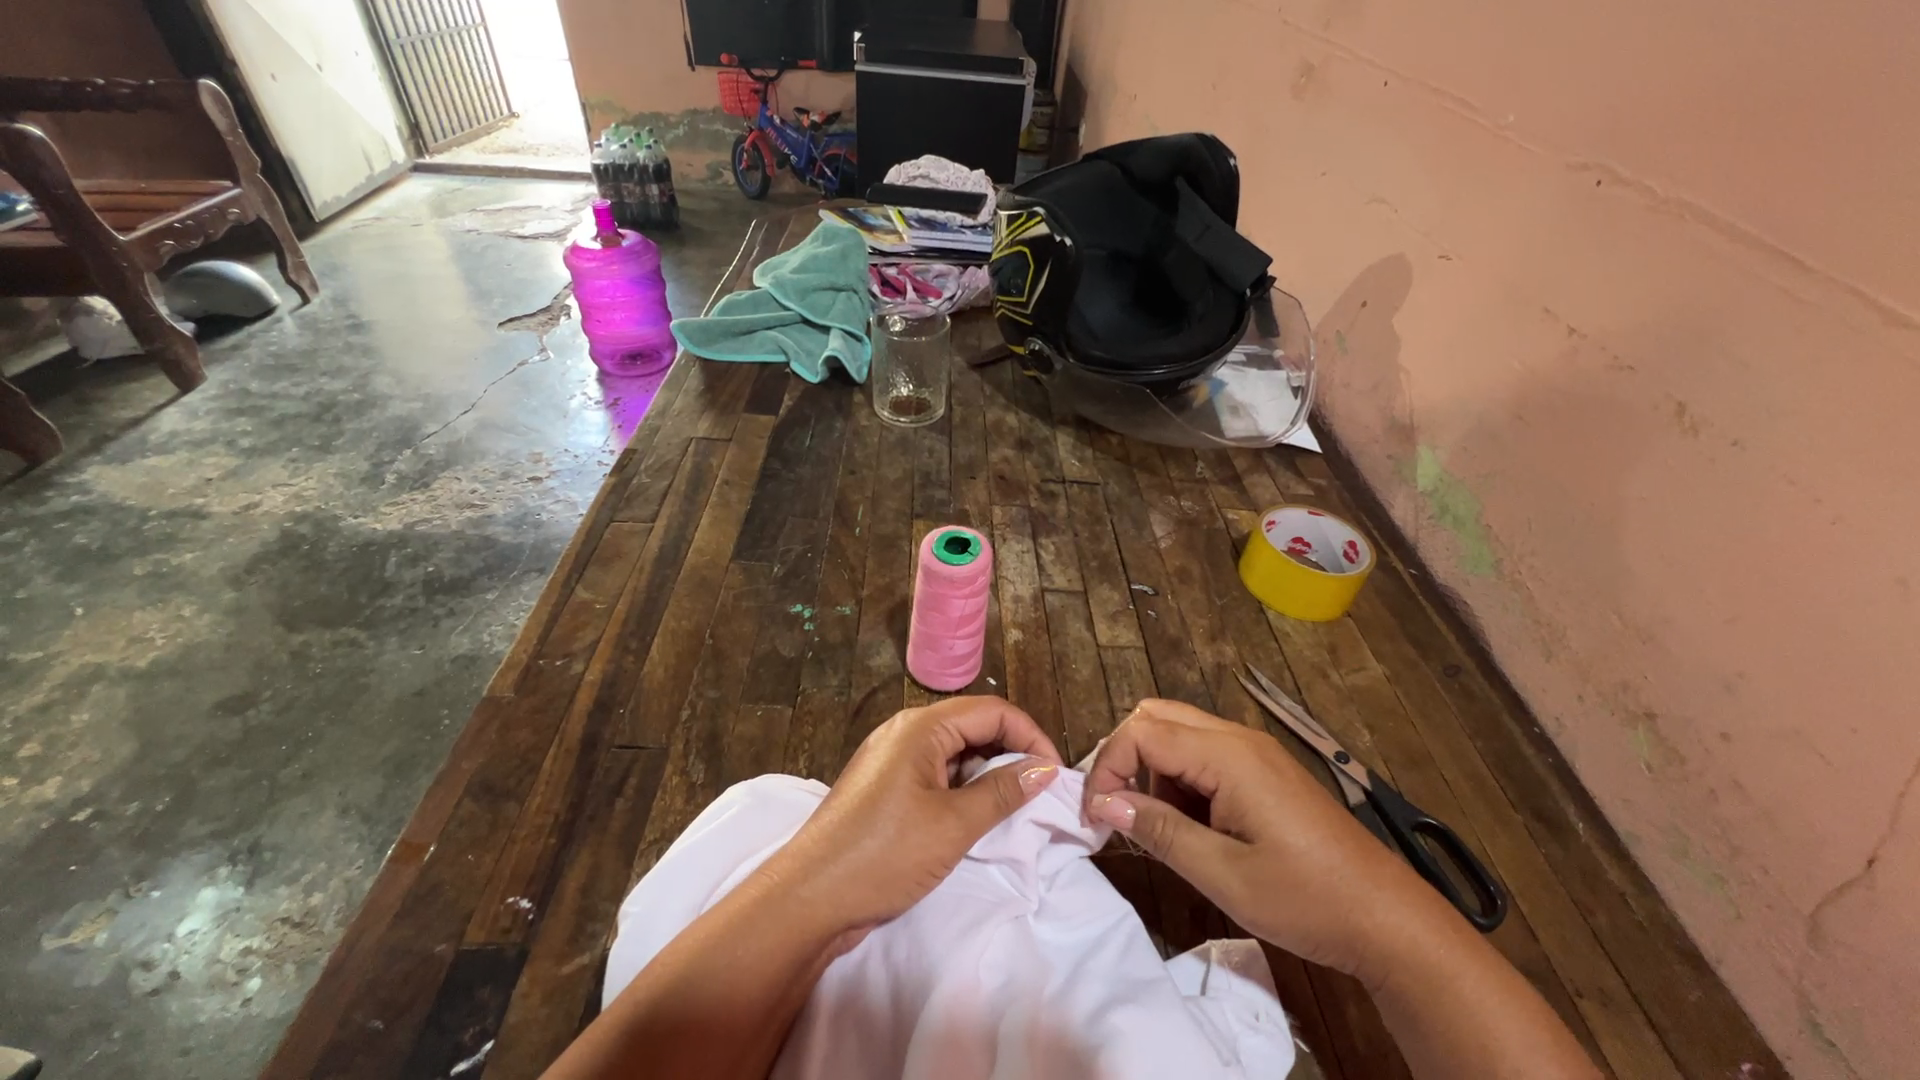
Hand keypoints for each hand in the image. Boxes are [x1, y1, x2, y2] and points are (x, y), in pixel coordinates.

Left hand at [754, 696, 1063, 936]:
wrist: (810, 899)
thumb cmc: (885, 854)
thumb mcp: (954, 824)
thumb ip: (1003, 791)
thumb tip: (1046, 768)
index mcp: (921, 727)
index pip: (992, 710)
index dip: (1031, 736)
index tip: (1057, 774)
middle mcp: (905, 732)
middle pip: (973, 725)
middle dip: (1012, 751)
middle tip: (1041, 790)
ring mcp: (891, 759)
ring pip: (955, 751)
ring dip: (989, 772)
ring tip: (1016, 805)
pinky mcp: (885, 787)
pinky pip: (936, 773)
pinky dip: (963, 787)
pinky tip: (978, 814)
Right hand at [1083, 699, 1450, 981]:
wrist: (1387, 919)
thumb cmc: (1306, 899)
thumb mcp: (1223, 874)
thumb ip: (1159, 831)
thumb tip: (1102, 803)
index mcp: (1228, 756)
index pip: (1141, 732)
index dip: (1107, 769)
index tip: (1095, 818)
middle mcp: (1238, 739)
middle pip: (1156, 716)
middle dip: (1124, 759)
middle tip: (1116, 812)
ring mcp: (1255, 752)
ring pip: (1177, 733)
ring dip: (1152, 772)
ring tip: (1159, 828)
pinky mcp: (1264, 771)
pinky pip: (1203, 754)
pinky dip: (1179, 780)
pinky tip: (1193, 827)